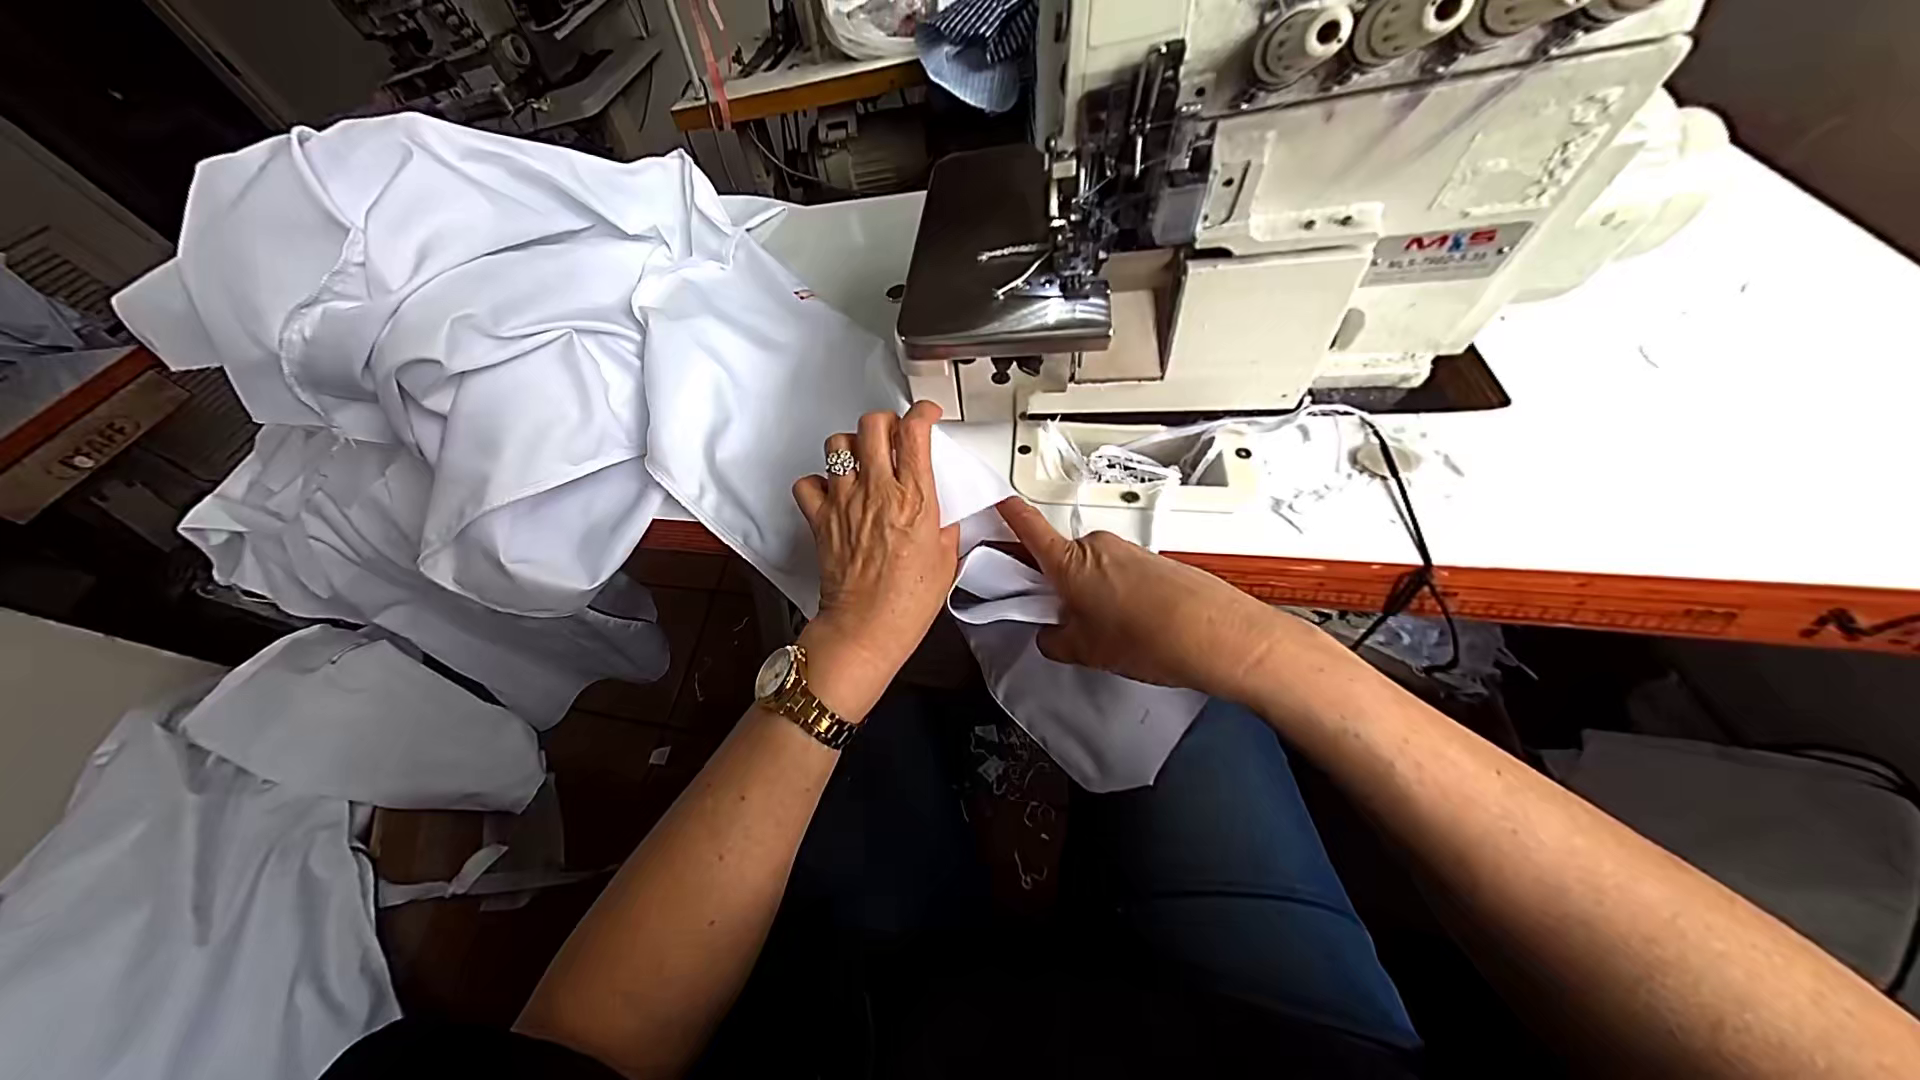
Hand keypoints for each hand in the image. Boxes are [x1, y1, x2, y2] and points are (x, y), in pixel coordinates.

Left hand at [791, 402, 958, 718]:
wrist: (867, 629)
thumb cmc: (905, 602)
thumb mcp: (946, 558)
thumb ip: (945, 525)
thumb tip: (943, 513)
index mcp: (914, 498)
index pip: (915, 431)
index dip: (923, 412)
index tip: (927, 415)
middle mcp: (876, 492)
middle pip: (873, 424)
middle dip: (887, 421)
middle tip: (894, 435)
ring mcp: (845, 502)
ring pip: (838, 444)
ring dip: (853, 445)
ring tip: (863, 459)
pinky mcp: (821, 519)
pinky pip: (808, 482)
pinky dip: (818, 481)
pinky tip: (833, 490)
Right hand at [994, 496, 1326, 704]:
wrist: (1217, 635)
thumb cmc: (1155, 635)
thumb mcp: (1085, 650)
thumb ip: (1054, 639)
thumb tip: (1051, 636)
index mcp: (1069, 561)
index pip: (1026, 526)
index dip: (1006, 513)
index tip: (996, 503)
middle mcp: (1097, 545)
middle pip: (1059, 555)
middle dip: (1054, 583)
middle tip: (1060, 617)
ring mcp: (1127, 551)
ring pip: (1090, 566)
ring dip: (1088, 591)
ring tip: (1105, 630)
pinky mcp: (1151, 560)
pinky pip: (1119, 572)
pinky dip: (1115, 593)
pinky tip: (1129, 624)